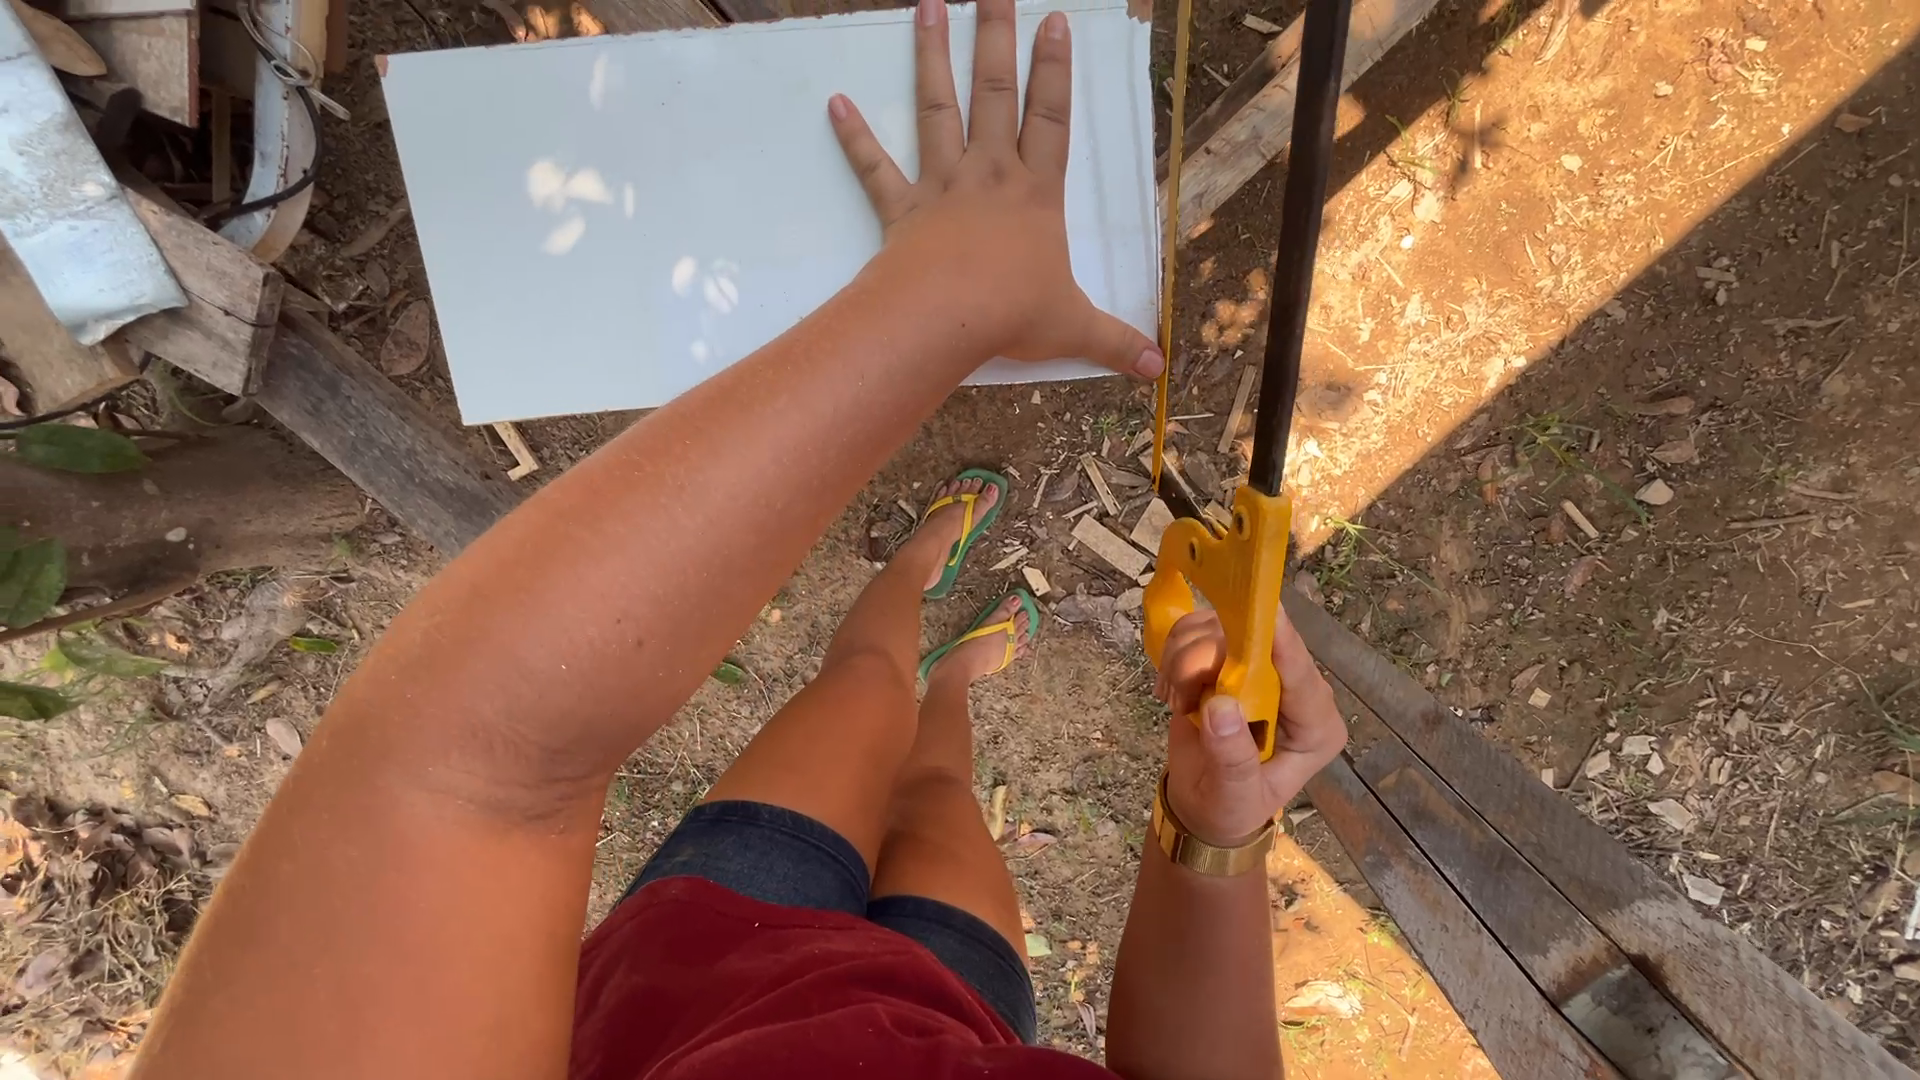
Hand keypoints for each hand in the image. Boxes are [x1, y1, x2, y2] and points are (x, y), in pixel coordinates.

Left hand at [827, 0, 1164, 378]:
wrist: (947, 321)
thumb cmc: (1013, 316)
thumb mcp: (1075, 330)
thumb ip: (1117, 344)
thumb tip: (1159, 370)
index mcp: (1036, 196)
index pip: (1052, 120)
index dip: (1055, 71)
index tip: (1054, 20)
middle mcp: (989, 176)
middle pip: (993, 94)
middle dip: (995, 38)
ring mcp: (942, 188)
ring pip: (936, 111)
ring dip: (930, 58)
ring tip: (926, 6)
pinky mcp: (901, 211)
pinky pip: (874, 169)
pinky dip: (854, 138)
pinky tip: (835, 103)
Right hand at [1152, 603, 1347, 847]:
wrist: (1201, 800)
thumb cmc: (1229, 806)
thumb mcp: (1235, 794)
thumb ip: (1232, 756)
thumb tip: (1221, 706)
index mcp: (1314, 724)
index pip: (1303, 676)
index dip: (1282, 643)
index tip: (1264, 614)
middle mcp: (1290, 686)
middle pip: (1252, 641)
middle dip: (1207, 658)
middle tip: (1180, 695)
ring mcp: (1254, 665)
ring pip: (1215, 629)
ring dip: (1182, 659)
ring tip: (1176, 699)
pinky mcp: (1223, 655)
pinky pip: (1194, 630)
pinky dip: (1172, 653)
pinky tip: (1172, 689)